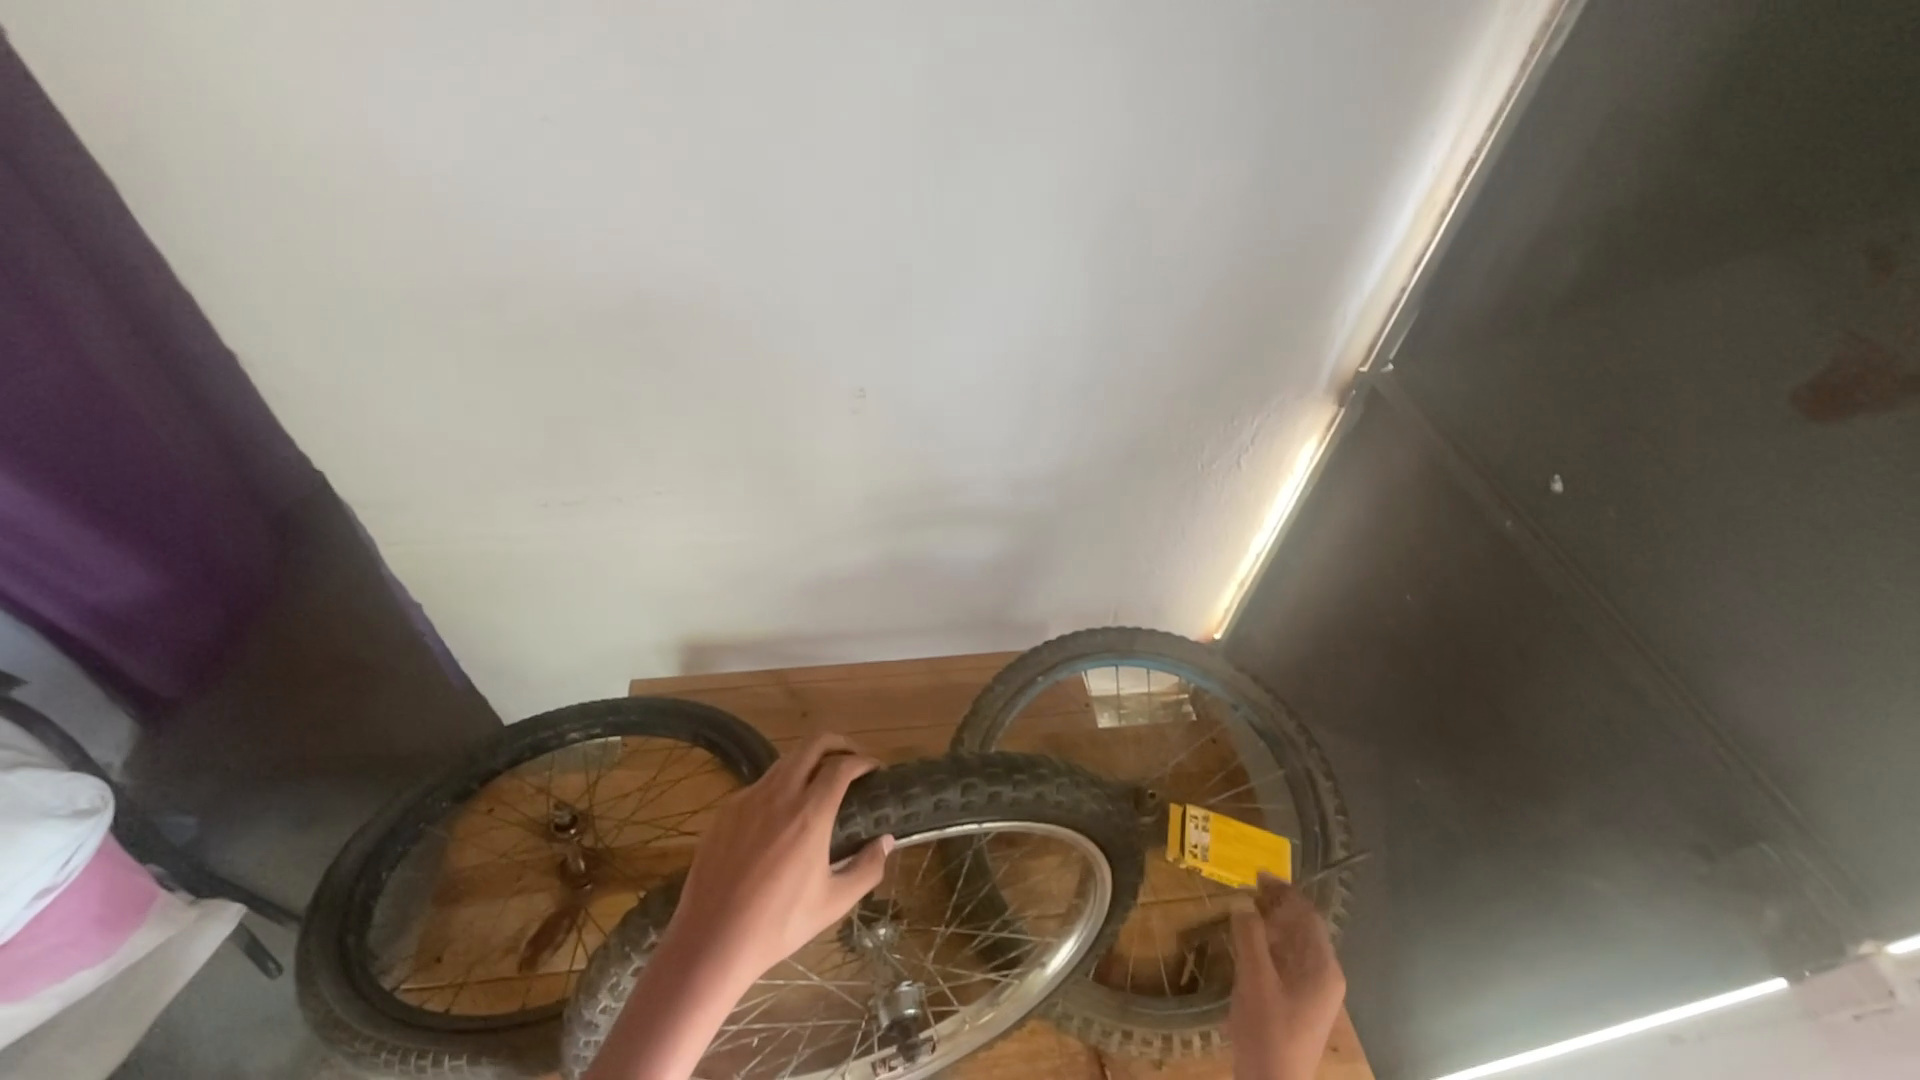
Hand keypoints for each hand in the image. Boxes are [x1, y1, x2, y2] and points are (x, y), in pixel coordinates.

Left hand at [584, 734, 891, 1079]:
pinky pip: (759, 786)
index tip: (875, 770)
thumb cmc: (779, 924)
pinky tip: (782, 815)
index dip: (863, 761)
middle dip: (838, 744)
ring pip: (784, 761)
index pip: (842, 766)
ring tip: (820, 783)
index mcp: (810, 814)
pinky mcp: (725, 812)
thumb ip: (867, 868)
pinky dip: (780, 786)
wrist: (712, 940)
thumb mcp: (834, 903)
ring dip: (808, 761)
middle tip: (851, 760)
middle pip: (812, 744)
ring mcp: (747, 799)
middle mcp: (779, 795)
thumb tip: (885, 842)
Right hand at [1228, 872, 1346, 1079]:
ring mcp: (1313, 993)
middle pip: (1303, 930)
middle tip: (1245, 890)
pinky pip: (1287, 964)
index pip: (1308, 916)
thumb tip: (1243, 901)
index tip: (1257, 874)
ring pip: (1294, 947)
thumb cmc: (1268, 1033)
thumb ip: (1250, 936)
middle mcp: (1324, 976)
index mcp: (1323, 968)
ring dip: (1271, 926)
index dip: (1284, 892)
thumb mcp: (1255, 980)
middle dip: (1276, 907)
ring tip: (1242, 912)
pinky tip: (1247, 945)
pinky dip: (1269, 947)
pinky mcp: (1299, 1004)